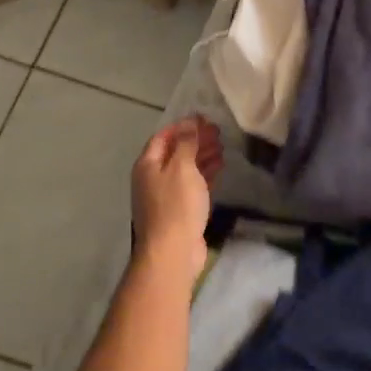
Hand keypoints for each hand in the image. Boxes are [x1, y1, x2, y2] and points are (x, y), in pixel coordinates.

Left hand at [130, 115, 222, 285]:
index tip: (204, 119)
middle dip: (194, 140)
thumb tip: (189, 122)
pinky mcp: (180, 210)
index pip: (163, 137)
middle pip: (174, 152)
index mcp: (147, 165)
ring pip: (185, 169)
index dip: (182, 126)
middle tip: (218, 131)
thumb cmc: (176, 205)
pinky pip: (193, 185)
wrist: (172, 252)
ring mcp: (166, 196)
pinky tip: (219, 167)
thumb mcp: (181, 167)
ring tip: (222, 147)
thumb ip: (186, 143)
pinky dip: (205, 174)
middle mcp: (153, 178)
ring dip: (202, 156)